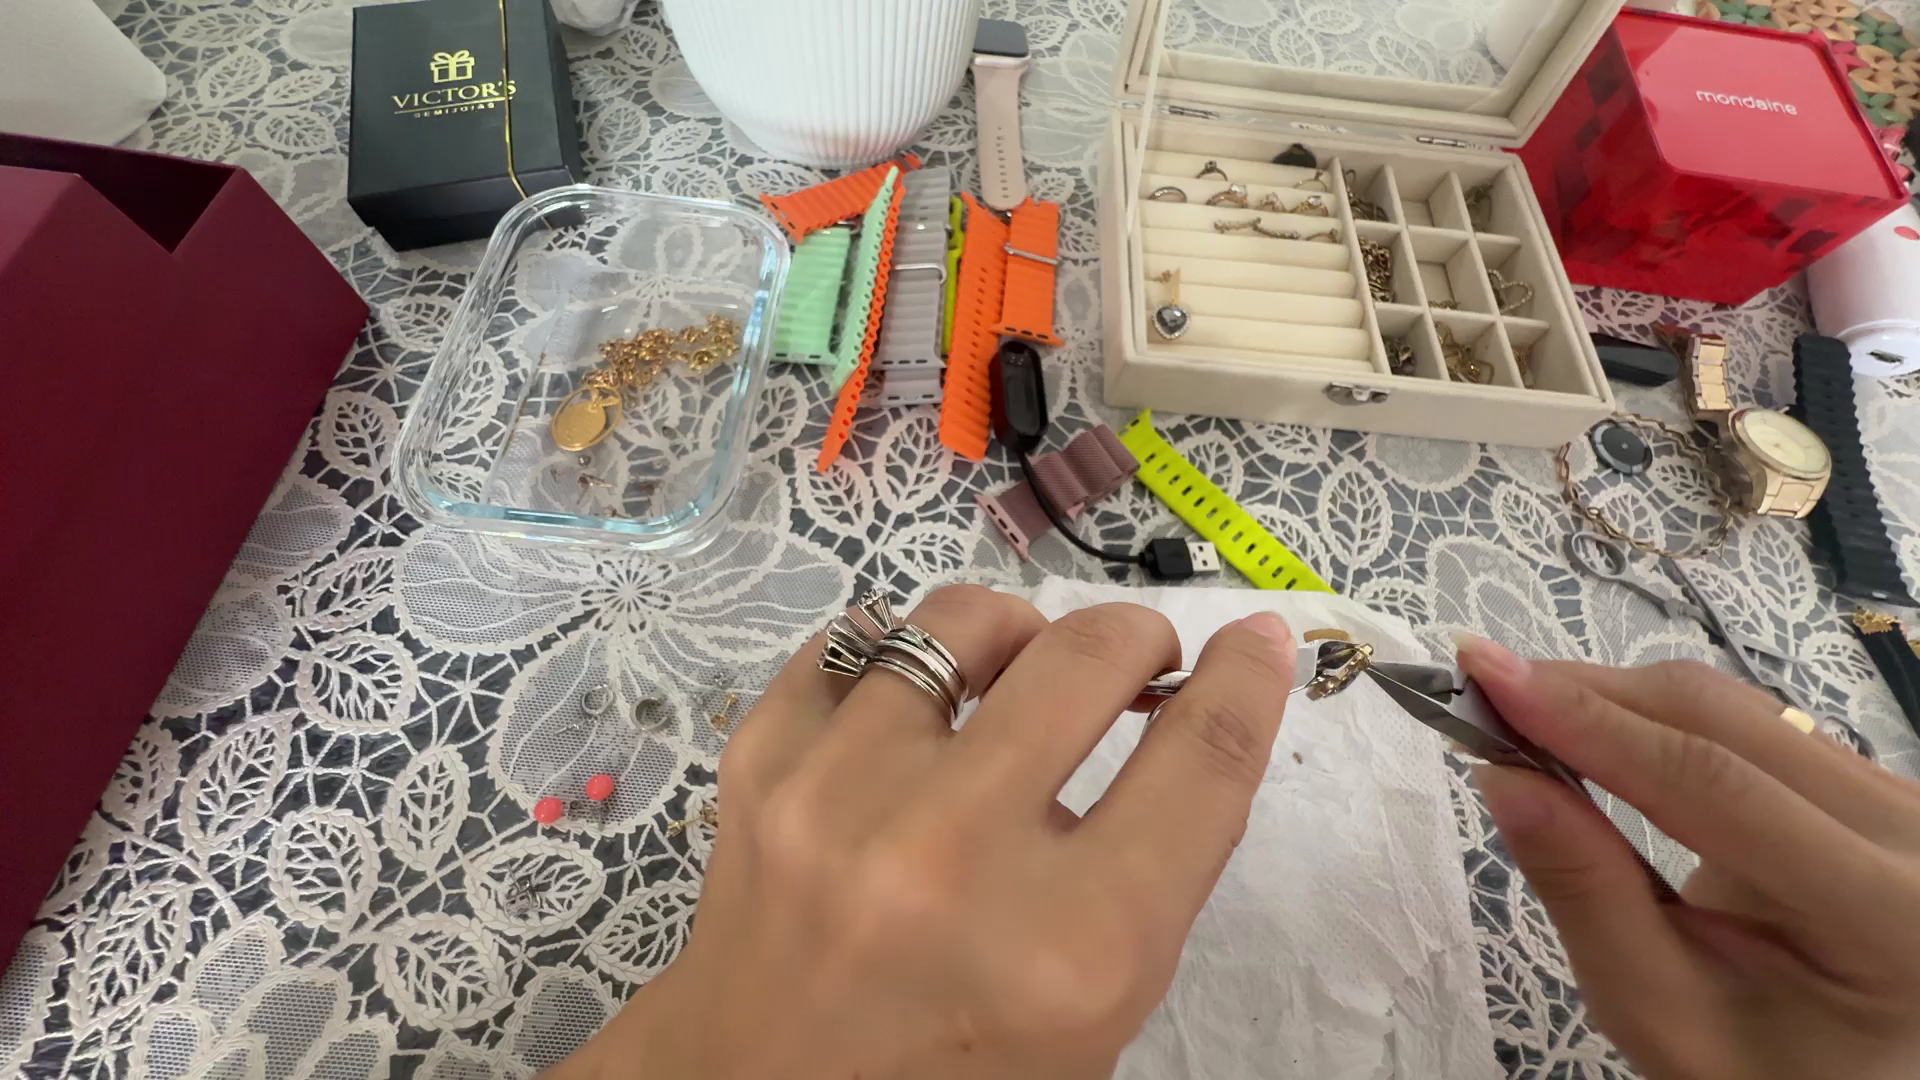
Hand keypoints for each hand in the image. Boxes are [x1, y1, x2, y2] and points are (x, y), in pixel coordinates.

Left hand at [549, 586, 1296, 1079]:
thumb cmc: (958, 1061)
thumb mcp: (1095, 990)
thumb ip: (1157, 849)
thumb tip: (1196, 694)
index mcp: (1069, 950)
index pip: (1201, 761)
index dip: (1245, 679)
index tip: (1254, 639)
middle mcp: (948, 859)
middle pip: (1084, 659)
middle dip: (1131, 635)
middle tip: (1130, 654)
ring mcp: (835, 797)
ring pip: (960, 619)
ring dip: (1014, 627)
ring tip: (1015, 666)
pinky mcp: (759, 763)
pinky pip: (855, 639)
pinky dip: (904, 652)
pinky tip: (912, 698)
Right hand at [1457, 638, 1919, 1078]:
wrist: (1828, 1067)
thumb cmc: (1743, 1058)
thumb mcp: (1648, 1003)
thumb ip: (1580, 888)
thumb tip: (1501, 774)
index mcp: (1889, 917)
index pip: (1710, 784)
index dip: (1584, 719)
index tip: (1480, 672)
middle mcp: (1914, 837)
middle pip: (1715, 721)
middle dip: (1577, 694)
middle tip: (1473, 687)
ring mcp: (1892, 799)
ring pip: (1717, 703)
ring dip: (1598, 695)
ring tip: (1510, 711)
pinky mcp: (1854, 780)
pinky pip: (1728, 715)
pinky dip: (1630, 709)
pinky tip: (1574, 722)